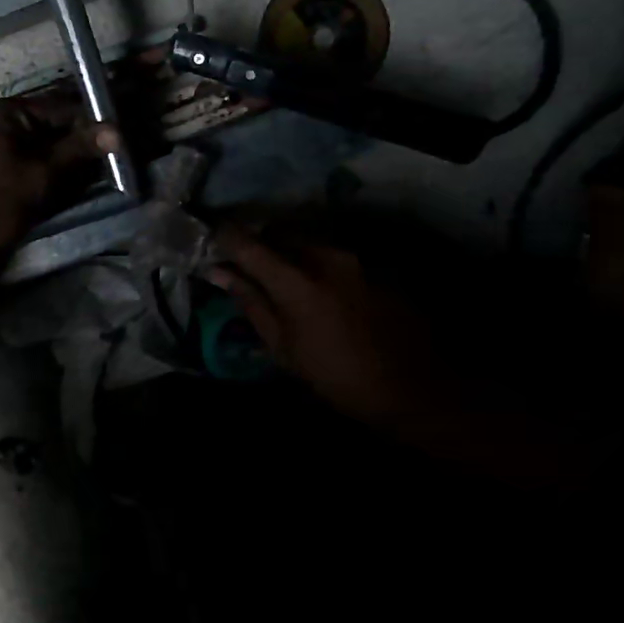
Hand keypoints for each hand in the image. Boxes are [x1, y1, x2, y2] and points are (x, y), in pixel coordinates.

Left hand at [0, 94, 118, 273]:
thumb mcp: (41, 176)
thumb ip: (78, 150)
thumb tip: (118, 130)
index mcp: (10, 113)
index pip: (65, 109)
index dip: (95, 126)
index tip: (124, 144)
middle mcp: (6, 122)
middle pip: (58, 128)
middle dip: (85, 146)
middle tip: (117, 164)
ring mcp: (2, 146)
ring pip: (50, 148)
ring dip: (73, 164)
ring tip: (102, 178)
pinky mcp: (3, 169)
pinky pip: (37, 164)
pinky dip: (56, 174)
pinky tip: (76, 188)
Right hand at [209, 226, 443, 426]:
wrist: (413, 388)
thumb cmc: (336, 375)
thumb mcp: (282, 347)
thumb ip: (250, 302)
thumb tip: (220, 273)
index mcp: (296, 280)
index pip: (247, 242)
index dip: (224, 236)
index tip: (210, 238)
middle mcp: (324, 256)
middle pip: (278, 234)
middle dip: (258, 244)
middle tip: (245, 264)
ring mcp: (353, 258)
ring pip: (307, 243)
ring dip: (288, 254)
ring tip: (282, 279)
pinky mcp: (373, 265)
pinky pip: (332, 256)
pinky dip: (315, 265)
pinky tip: (319, 292)